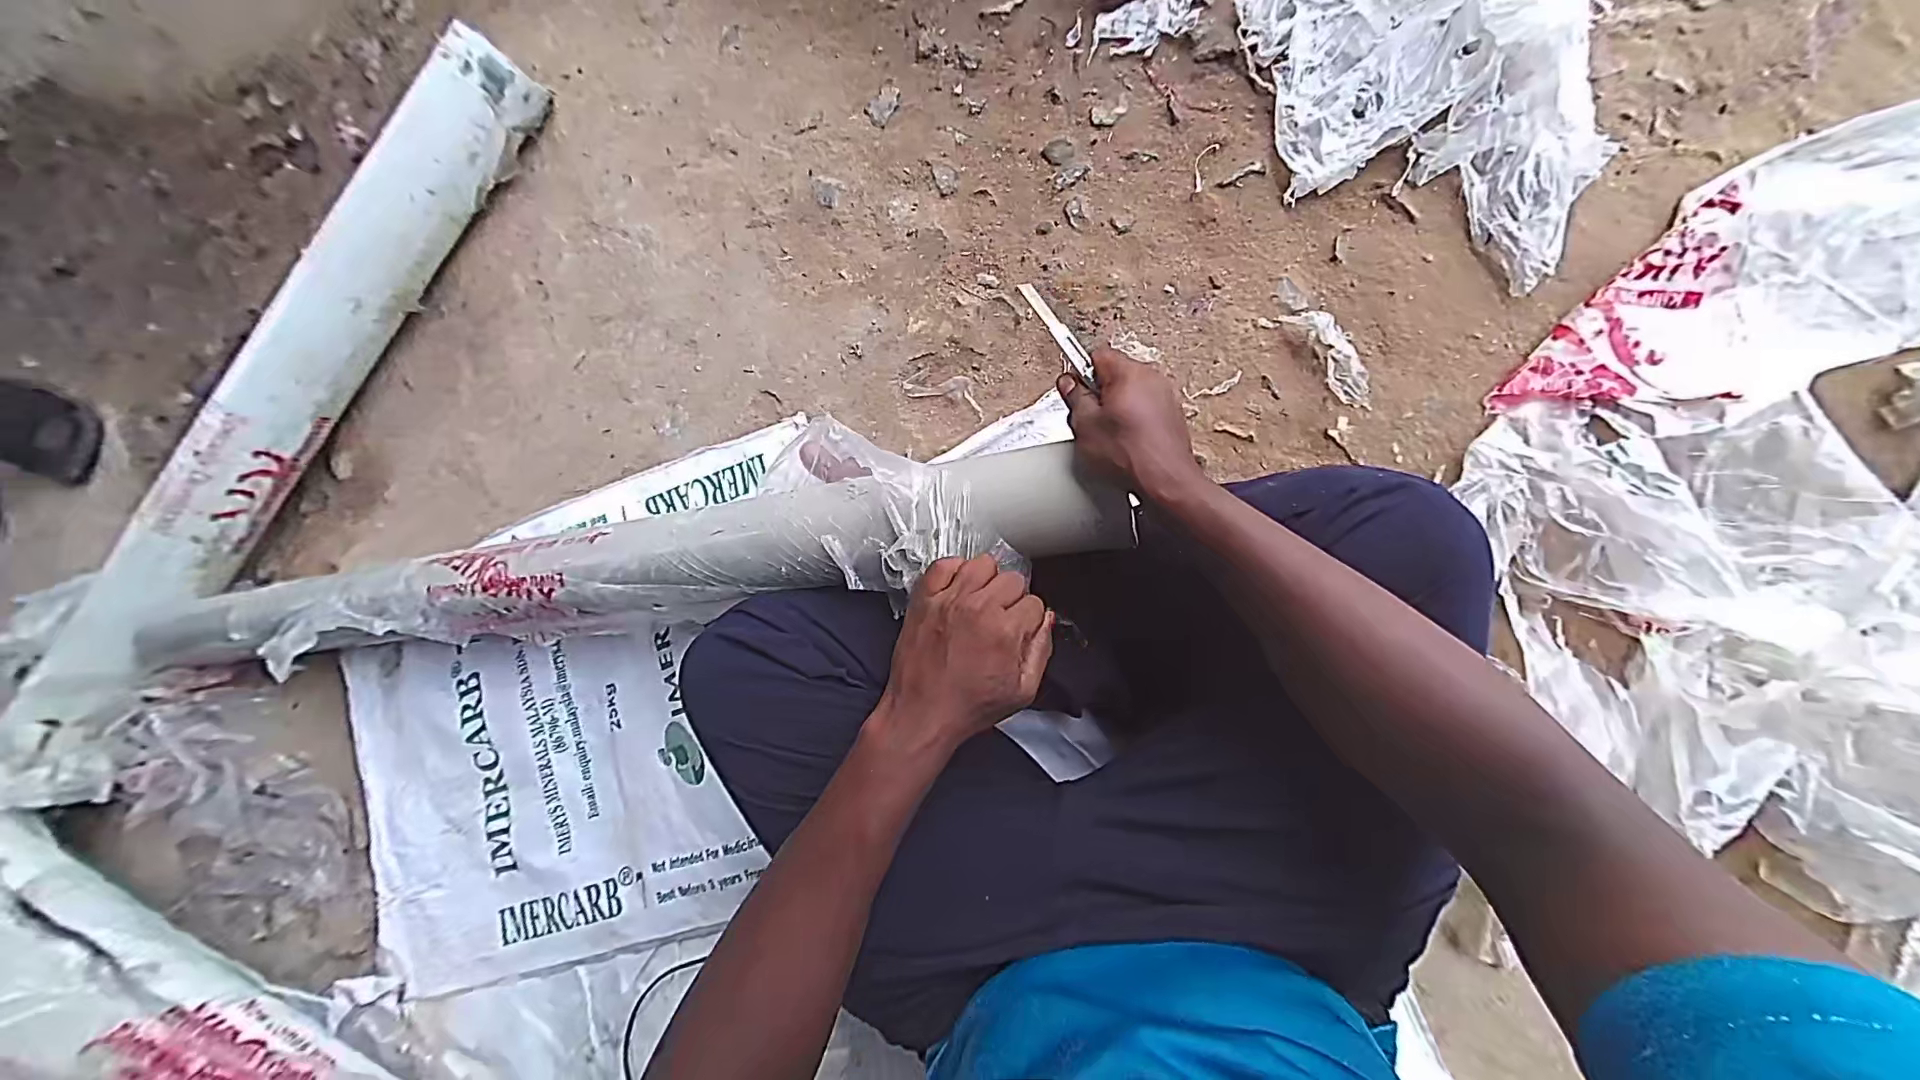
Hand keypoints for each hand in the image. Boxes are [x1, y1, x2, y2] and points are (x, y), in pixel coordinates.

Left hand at [873, 554, 1053, 751]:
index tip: (1020, 630)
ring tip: (982, 601)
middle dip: (1013, 599)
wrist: (921, 713)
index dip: (1030, 619)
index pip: (1035, 603)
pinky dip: (954, 571)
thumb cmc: (965, 706)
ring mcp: (948, 600)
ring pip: (982, 564)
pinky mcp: (924, 599)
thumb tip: (1046, 622)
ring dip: (987, 580)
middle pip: (1012, 579)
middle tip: (1002, 619)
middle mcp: (977, 609)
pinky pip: (943, 564)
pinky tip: (958, 589)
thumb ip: (1041, 650)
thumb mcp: (1022, 691)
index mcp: (1004, 631)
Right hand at [1058, 347, 1208, 502]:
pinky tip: (1126, 441)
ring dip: (1117, 407)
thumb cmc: (1130, 454)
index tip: (1074, 389)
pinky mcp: (1171, 414)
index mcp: (1128, 373)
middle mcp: (1151, 378)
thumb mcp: (1085, 424)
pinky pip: (1145, 408)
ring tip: (1109, 433)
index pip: (1098, 355)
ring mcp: (1164, 396)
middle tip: (1089, 417)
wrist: (1164, 479)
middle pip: (1115, 373)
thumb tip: (1069, 384)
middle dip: (1099, 392)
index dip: (1081, 373)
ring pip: (1130, 392)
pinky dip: (1134, 420)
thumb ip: (1074, 397)